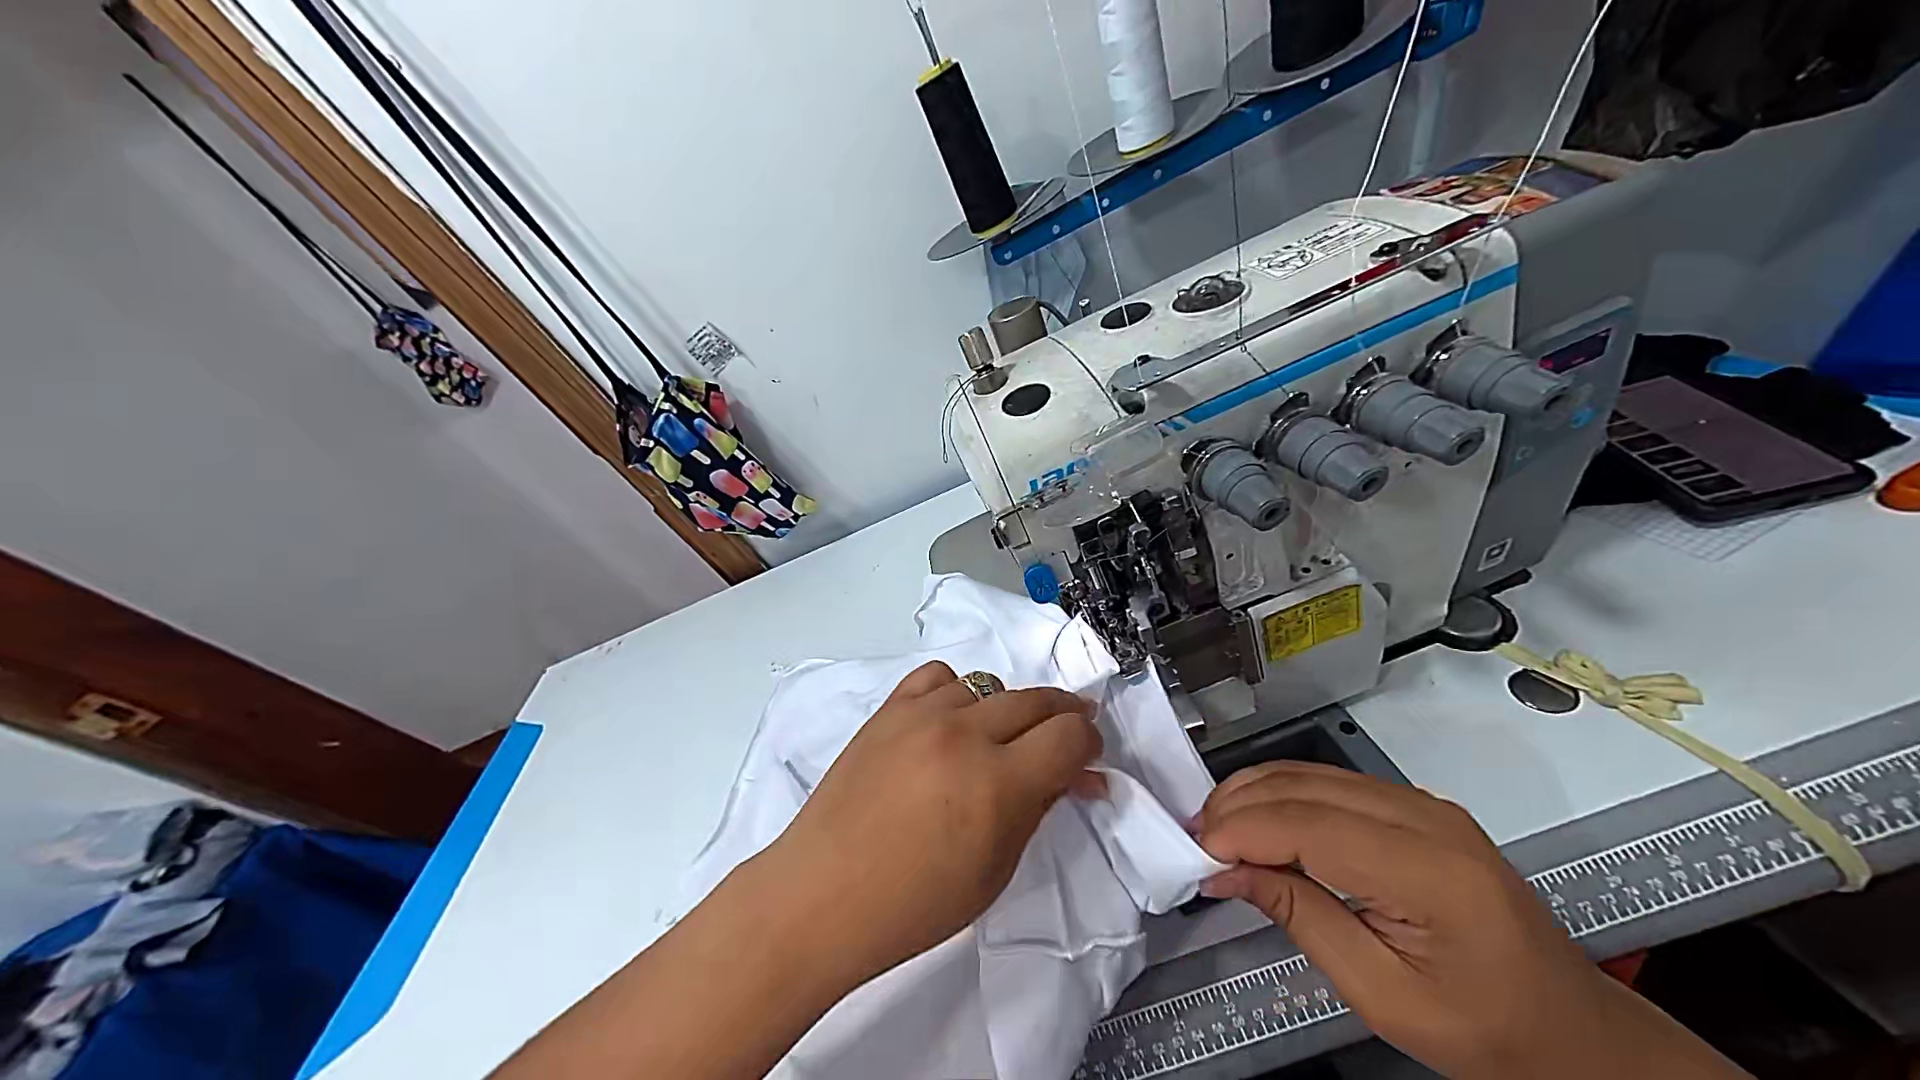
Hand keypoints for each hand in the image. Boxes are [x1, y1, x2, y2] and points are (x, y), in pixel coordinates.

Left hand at [492, 663, 1102, 1079]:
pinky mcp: (888, 710)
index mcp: (998, 782)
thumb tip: (1076, 776)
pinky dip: (957, 691)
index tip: (1088, 759)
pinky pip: (938, 676)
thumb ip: (1038, 810)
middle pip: (1037, 700)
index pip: (1069, 735)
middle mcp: (964, 734)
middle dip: (1064, 716)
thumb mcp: (994, 871)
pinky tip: (954, 717)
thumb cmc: (913, 904)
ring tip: (1006, 735)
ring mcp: (922, 715)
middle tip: (1068, 736)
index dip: (1090, 743)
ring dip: (1010, 707)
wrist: (822, 894)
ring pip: (990, 684)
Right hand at [1197, 762, 1746, 1078]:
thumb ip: (1301, 919)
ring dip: (1253, 794)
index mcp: (1431, 871)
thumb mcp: (1385, 996)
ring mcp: (1422, 804)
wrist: (1574, 1030)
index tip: (1199, 853)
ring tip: (1215, 829)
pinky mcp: (1413, 805)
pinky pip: (1329, 781)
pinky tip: (1257, 818)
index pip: (1310, 825)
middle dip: (1238, 805)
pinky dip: (1281, 795)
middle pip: (1304, 786)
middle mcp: (1426, 819)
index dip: (1244, 830)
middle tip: (1196, 839)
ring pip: (1310, 773)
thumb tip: (1229, 872)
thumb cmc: (1488, 1030)